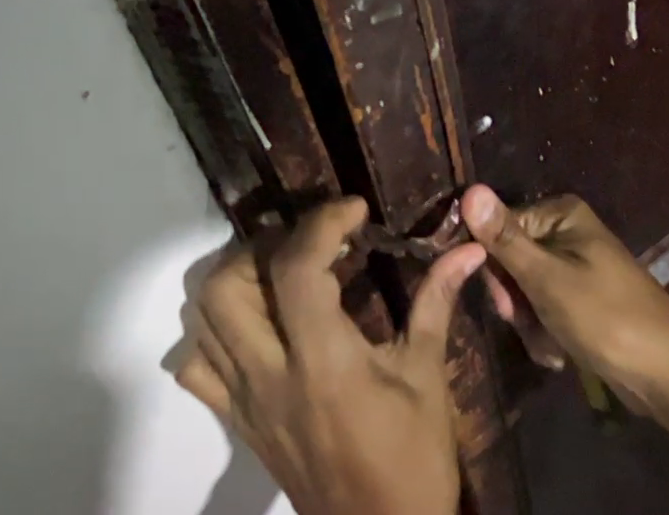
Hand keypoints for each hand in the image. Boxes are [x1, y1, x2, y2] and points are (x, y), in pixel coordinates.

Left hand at [175, 197, 486, 514]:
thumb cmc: (413, 457)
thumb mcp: (428, 375)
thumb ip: (438, 302)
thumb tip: (468, 248)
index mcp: (324, 361)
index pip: (296, 270)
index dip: (322, 223)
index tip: (354, 210)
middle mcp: (270, 377)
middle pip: (227, 288)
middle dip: (264, 247)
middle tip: (308, 241)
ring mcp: (245, 403)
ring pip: (204, 322)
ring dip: (237, 281)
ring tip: (282, 272)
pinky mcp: (238, 423)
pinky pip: (200, 369)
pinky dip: (215, 335)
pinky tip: (258, 326)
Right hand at [460, 185, 668, 414]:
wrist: (665, 372)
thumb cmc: (605, 316)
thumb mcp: (547, 278)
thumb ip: (504, 239)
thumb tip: (469, 189)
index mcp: (561, 215)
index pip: (498, 229)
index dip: (492, 268)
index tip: (504, 303)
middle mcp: (567, 233)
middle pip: (510, 262)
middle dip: (514, 302)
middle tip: (529, 323)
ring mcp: (576, 267)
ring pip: (524, 292)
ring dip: (530, 323)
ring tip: (551, 344)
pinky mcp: (581, 300)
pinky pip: (544, 310)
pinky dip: (547, 333)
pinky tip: (560, 353)